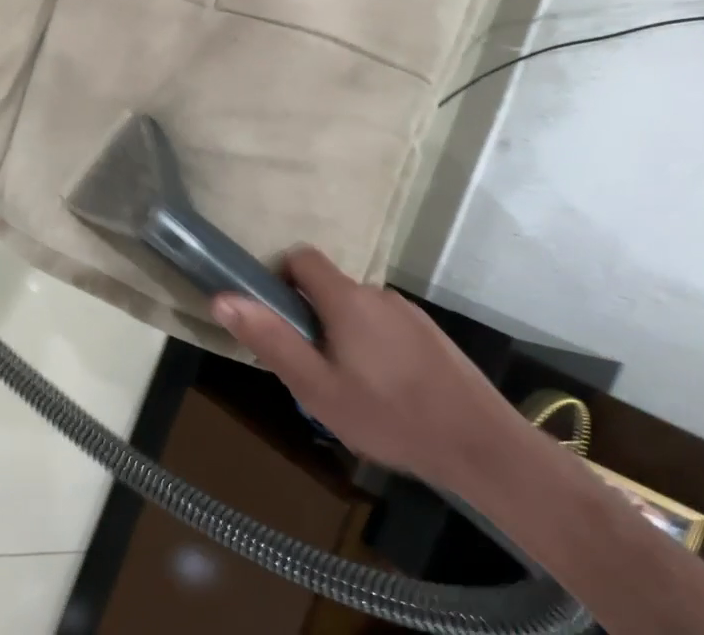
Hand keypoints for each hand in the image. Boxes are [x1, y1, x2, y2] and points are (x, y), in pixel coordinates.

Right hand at [210, 249, 531, 491]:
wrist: (481, 447)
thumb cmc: (389, 416)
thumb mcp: (316, 387)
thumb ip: (270, 339)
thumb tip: (222, 298)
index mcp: (347, 299)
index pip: (302, 257)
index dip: (279, 278)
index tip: (274, 317)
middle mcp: (379, 295)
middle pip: (328, 288)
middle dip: (309, 317)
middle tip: (307, 367)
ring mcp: (410, 315)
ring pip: (357, 311)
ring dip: (341, 335)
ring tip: (345, 387)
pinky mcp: (432, 337)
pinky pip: (384, 329)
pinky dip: (371, 348)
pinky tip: (382, 393)